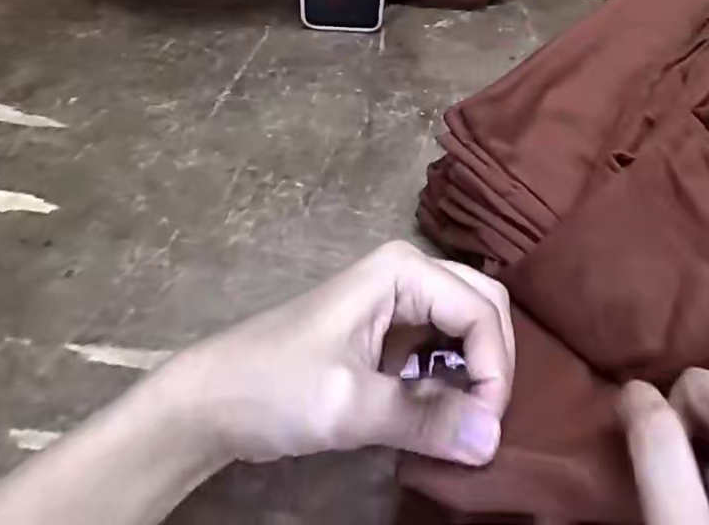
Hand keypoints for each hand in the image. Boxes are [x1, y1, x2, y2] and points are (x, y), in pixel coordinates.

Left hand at [157, 240, 514, 466]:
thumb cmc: (276, 386)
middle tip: (483, 424)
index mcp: (403, 270)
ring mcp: (398, 296)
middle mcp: (408, 271)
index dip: (493, 371)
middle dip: (493, 363)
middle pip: (483, 305)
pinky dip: (454, 374)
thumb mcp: (350, 405)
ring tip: (465, 422)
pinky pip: (443, 341)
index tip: (485, 432)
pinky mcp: (389, 325)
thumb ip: (424, 418)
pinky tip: (442, 410)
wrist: (215, 395)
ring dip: (476, 369)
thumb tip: (493, 440)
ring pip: (467, 321)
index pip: (479, 311)